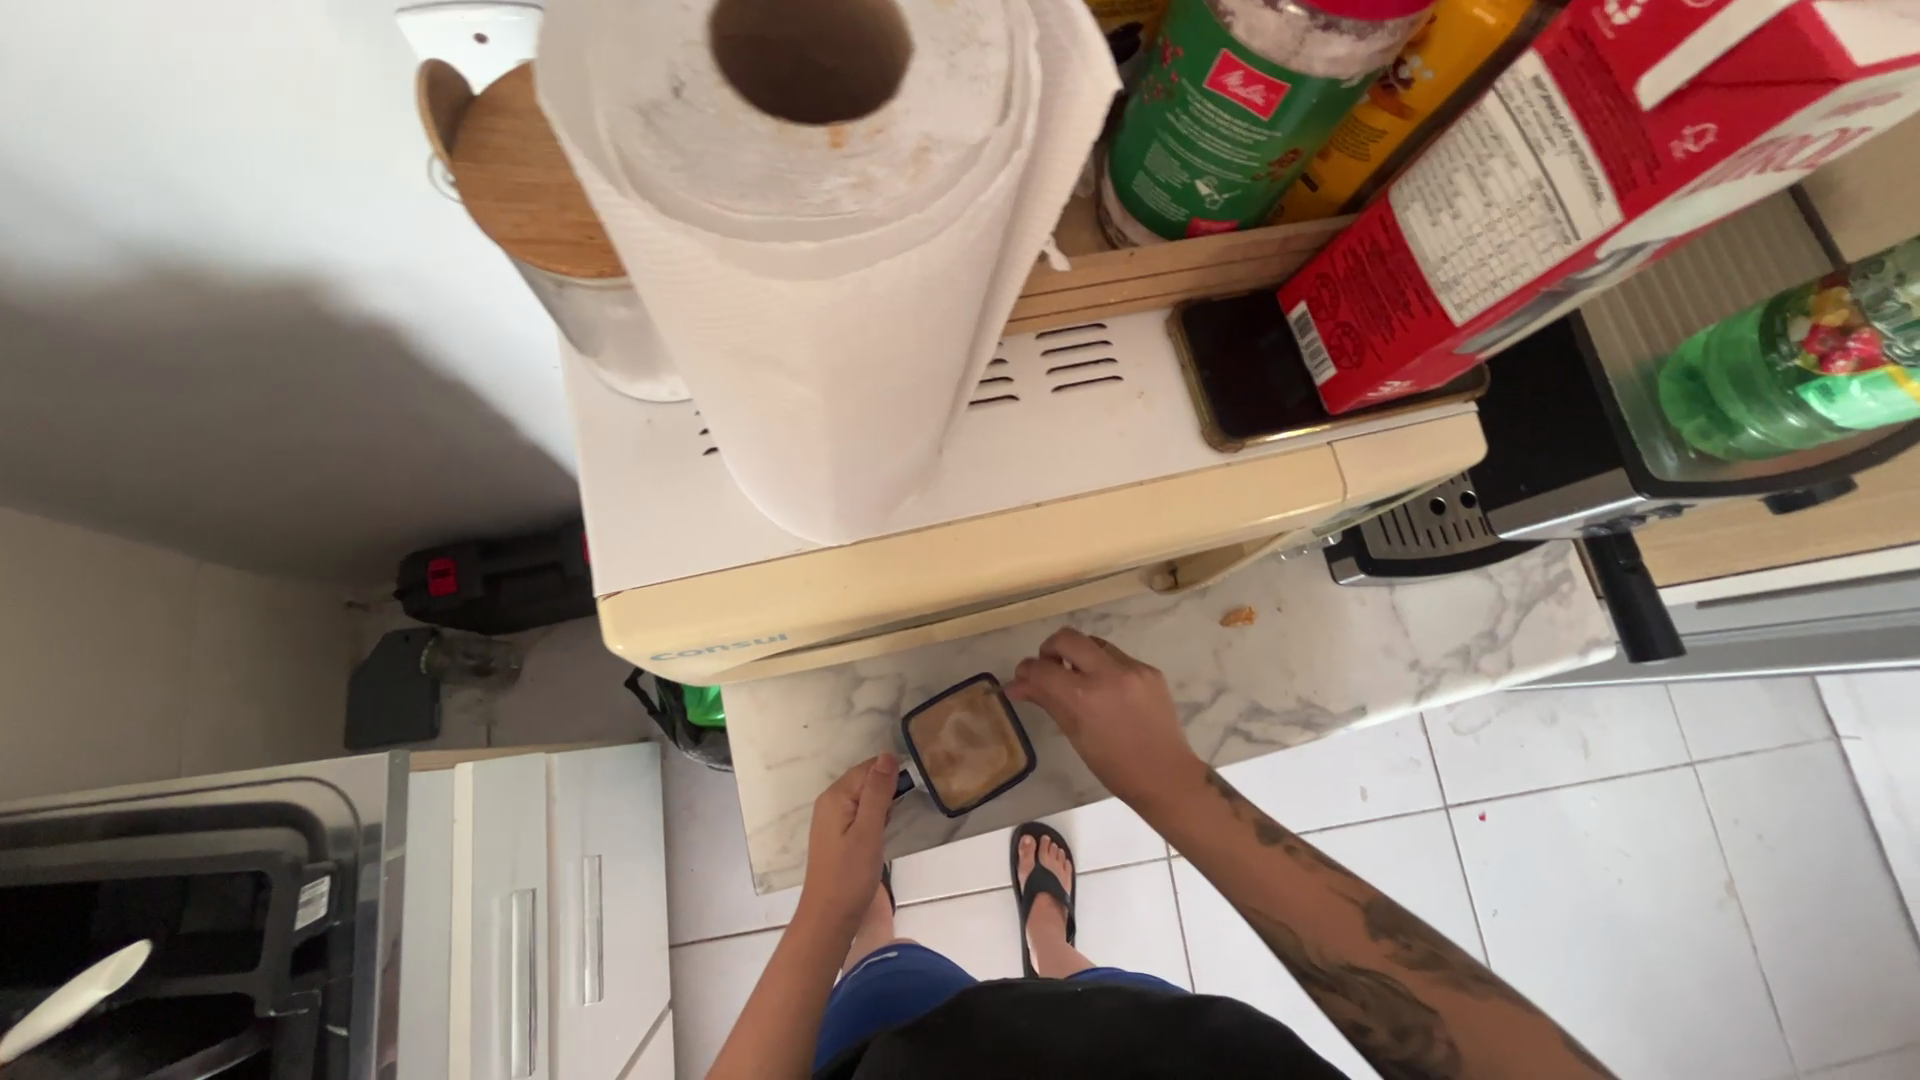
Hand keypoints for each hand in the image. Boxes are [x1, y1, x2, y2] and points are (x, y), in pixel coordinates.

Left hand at [798, 753, 897, 934]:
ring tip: (895, 821)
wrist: (828, 919)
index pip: (868, 768)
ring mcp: (831, 819)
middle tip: (904, 809)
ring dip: (882, 804)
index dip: (891, 775)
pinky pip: (860, 813)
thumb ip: (878, 792)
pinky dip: (875, 818)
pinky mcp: (837, 835)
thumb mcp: (869, 830)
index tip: (911, 790)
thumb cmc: (850, 875)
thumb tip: (887, 755)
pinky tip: (883, 832)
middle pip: (865, 780)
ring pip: (864, 797)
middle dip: (887, 789)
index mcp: (835, 796)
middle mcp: (829, 802)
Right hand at [1007, 628, 1202, 808]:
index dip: (1026, 670)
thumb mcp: (1075, 734)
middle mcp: (1109, 673)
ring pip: (1094, 642)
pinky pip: (1117, 656)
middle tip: (1048, 668)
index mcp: (1085, 697)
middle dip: (1050, 648)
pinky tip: (1108, 690)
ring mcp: (1133, 669)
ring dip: (1078, 654)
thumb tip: (1014, 686)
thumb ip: (1046, 701)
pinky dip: (1104, 666)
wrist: (1166, 775)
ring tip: (1078, 679)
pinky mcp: (1150, 670)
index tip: (1022, 678)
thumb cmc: (1114, 766)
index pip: (1042, 668)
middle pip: (1068, 638)